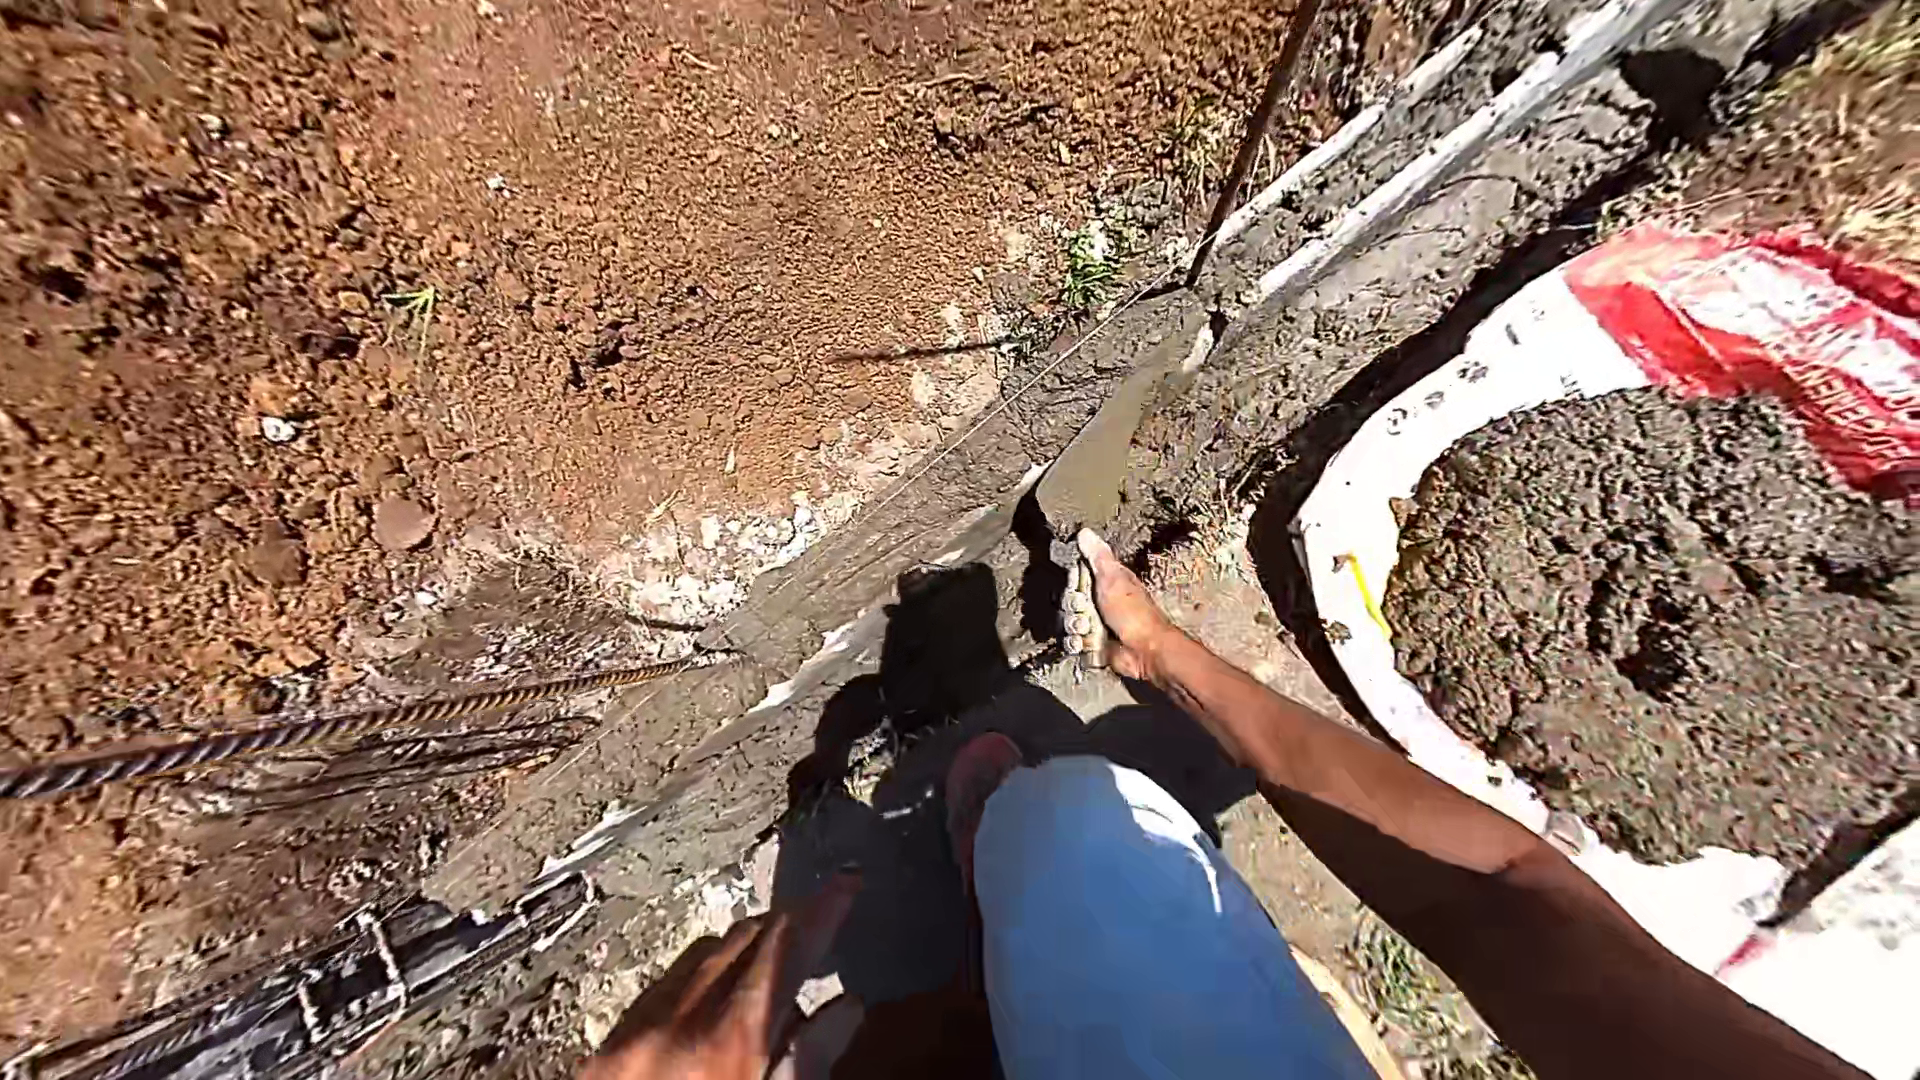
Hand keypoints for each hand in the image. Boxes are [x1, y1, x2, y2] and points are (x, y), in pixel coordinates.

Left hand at [581, 871, 859, 1079]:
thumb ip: (810, 1065)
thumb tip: (848, 1006)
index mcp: (730, 1042)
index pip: (787, 945)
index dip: (823, 908)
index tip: (848, 883)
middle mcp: (681, 1019)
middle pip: (747, 936)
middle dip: (789, 926)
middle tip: (820, 936)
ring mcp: (637, 1030)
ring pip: (706, 950)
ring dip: (746, 948)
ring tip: (772, 974)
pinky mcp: (605, 1049)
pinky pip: (666, 982)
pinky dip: (702, 976)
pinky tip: (714, 1004)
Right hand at [1076, 528, 1179, 681]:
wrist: (1144, 651)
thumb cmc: (1134, 613)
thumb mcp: (1114, 577)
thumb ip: (1097, 555)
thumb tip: (1084, 532)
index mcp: (1106, 582)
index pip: (1074, 576)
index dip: (1072, 582)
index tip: (1078, 586)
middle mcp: (1099, 602)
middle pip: (1068, 600)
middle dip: (1074, 608)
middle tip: (1086, 610)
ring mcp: (1095, 623)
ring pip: (1067, 621)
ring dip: (1076, 627)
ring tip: (1089, 629)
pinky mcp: (1092, 644)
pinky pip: (1071, 641)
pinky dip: (1077, 643)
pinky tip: (1086, 642)